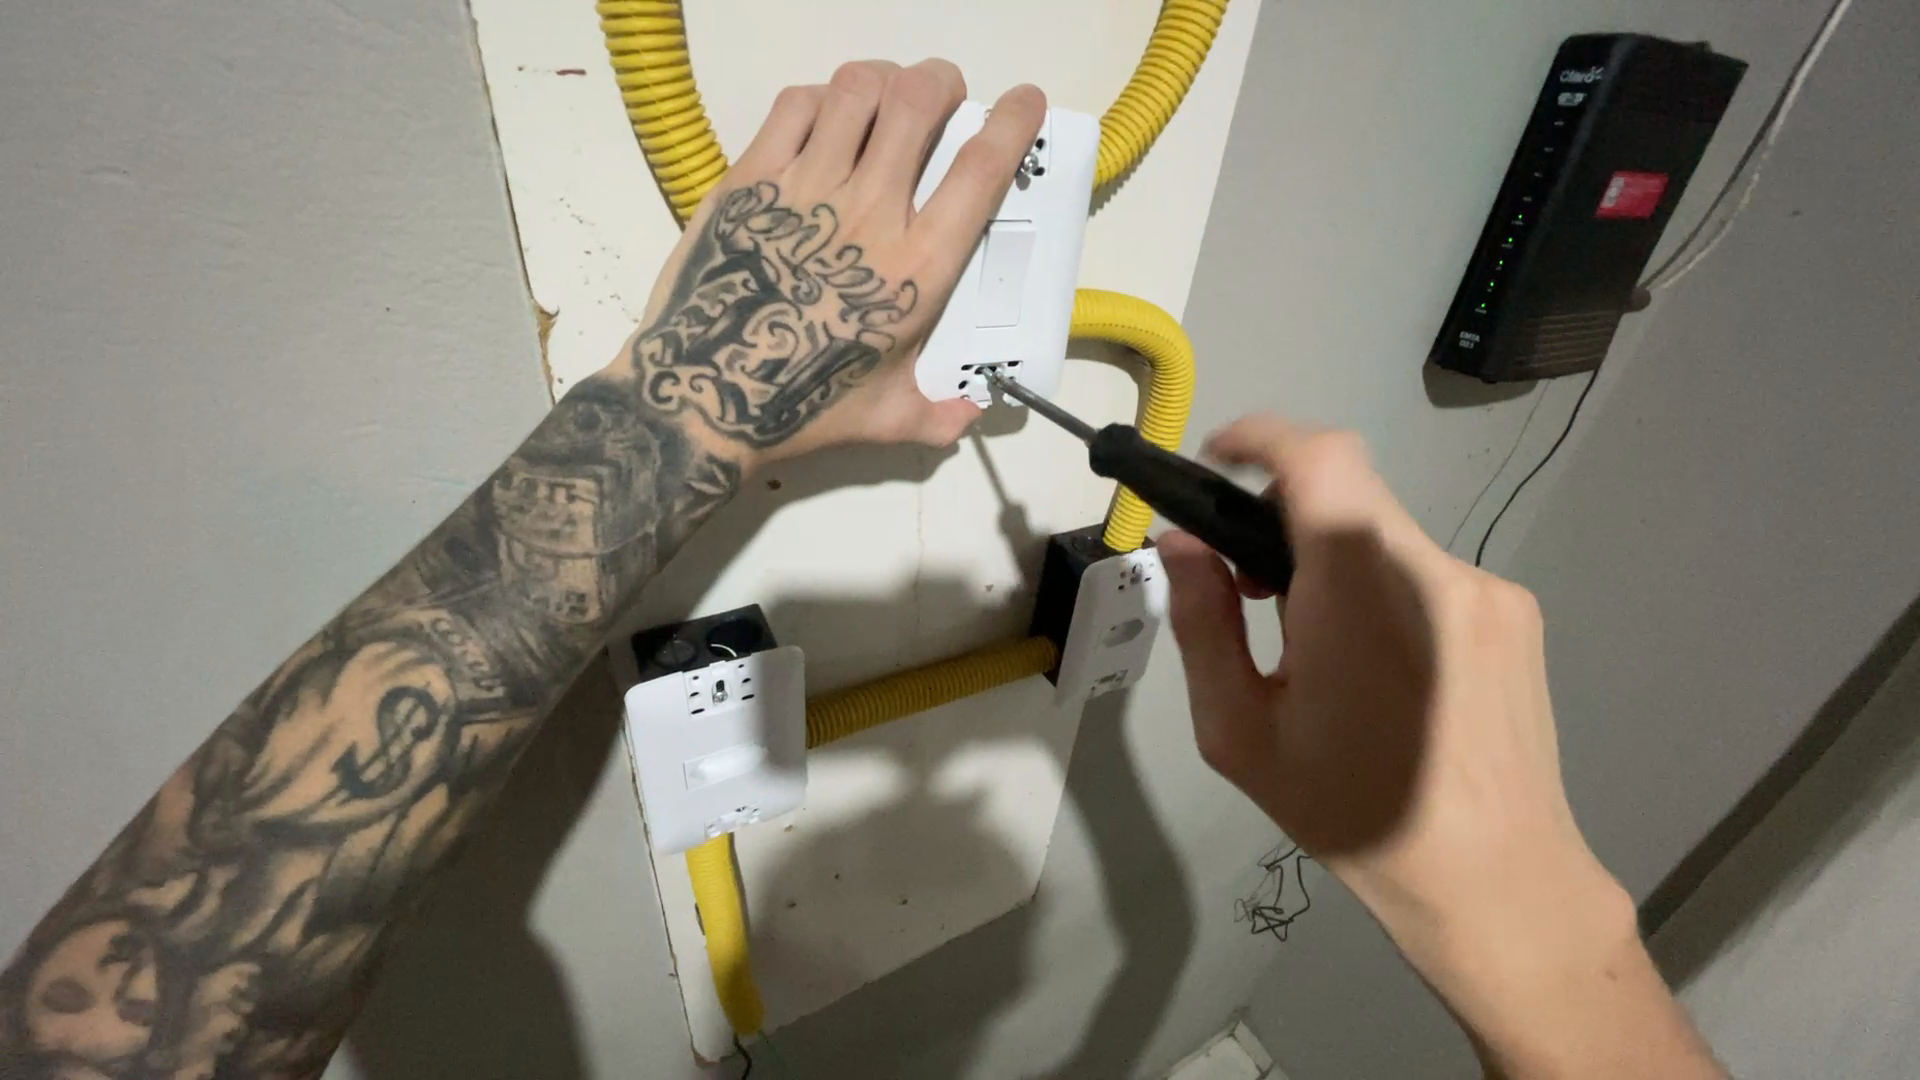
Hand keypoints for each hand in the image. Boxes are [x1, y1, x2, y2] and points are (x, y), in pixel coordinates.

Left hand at [614, 60, 1045, 468]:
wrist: (706, 393)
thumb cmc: (804, 407)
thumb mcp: (889, 421)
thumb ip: (941, 417)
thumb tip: (975, 413)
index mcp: (917, 268)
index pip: (979, 172)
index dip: (1012, 123)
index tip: (1023, 102)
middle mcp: (869, 212)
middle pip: (919, 103)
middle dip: (943, 84)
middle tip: (944, 98)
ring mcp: (806, 187)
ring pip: (859, 89)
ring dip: (887, 82)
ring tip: (890, 101)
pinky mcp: (751, 178)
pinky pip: (797, 104)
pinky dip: (825, 96)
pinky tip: (829, 118)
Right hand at [1159, 416, 1631, 1011]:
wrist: (1498, 883)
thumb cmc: (1350, 809)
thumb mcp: (1238, 730)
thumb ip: (1201, 622)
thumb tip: (1179, 542)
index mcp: (1359, 595)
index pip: (1320, 460)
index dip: (1262, 437)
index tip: (1217, 456)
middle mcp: (1435, 571)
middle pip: (1344, 491)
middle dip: (1278, 514)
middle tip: (1243, 583)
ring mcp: (1489, 589)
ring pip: (1380, 530)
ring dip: (1325, 554)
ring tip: (1302, 635)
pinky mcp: (1514, 612)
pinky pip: (1420, 565)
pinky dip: (1371, 580)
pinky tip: (1364, 658)